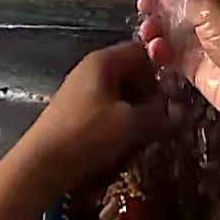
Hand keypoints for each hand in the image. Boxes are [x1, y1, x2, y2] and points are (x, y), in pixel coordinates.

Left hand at [19, 41, 171, 188]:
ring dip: (135, 106)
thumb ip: (158, 114)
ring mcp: (80, 89)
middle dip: (149, 90)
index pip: (142, 50)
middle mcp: (91, 68)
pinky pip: (105, 104)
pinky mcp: (73, 110)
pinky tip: (123, 139)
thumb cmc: (86, 136)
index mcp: (104, 60)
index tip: (175, 90)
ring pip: (119, 89)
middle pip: (131, 69)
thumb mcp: (129, 125)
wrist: (37, 169)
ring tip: (146, 129)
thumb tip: (182, 111)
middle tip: (163, 112)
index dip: (162, 67)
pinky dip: (119, 116)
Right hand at [137, 0, 219, 124]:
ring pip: (171, 30)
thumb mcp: (215, 12)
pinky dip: (161, 51)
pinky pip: (172, 55)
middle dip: (158, 3)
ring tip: (147, 30)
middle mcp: (213, 16)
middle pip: (179, 4)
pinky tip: (155, 50)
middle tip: (142, 5)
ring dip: (156, 27)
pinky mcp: (195, 67)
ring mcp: (203, 43)